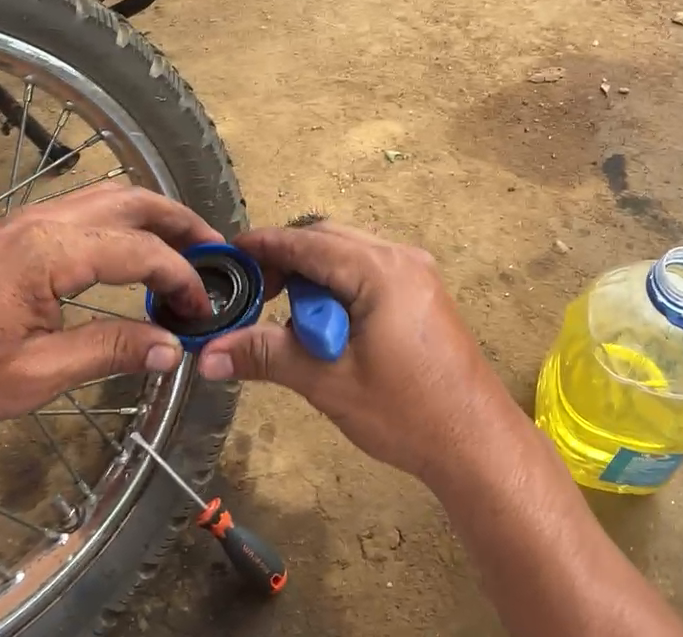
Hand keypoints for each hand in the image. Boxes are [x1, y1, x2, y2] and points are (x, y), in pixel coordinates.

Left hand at [0, 182, 218, 437]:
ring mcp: (20, 222)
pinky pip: (80, 211)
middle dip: (181, 221)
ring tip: (184, 248)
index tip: (203, 311)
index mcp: (47, 252)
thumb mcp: (31, 377)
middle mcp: (39, 221)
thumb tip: (172, 347)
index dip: (181, 278)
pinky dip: (120, 222)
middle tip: (217, 252)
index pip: (139, 251)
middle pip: (129, 199)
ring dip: (151, 216)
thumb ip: (109, 351)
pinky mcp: (7, 234)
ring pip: (104, 197)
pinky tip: (130, 252)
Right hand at [197, 222, 513, 483]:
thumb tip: (206, 355)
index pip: (309, 243)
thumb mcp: (329, 382)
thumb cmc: (405, 412)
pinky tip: (326, 324)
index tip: (227, 256)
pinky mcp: (423, 292)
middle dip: (288, 262)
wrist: (476, 441)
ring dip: (314, 277)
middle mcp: (402, 257)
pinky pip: (370, 271)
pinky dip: (340, 286)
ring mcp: (418, 273)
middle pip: (329, 240)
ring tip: (287, 318)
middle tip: (254, 297)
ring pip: (350, 254)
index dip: (265, 246)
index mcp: (381, 270)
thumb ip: (267, 356)